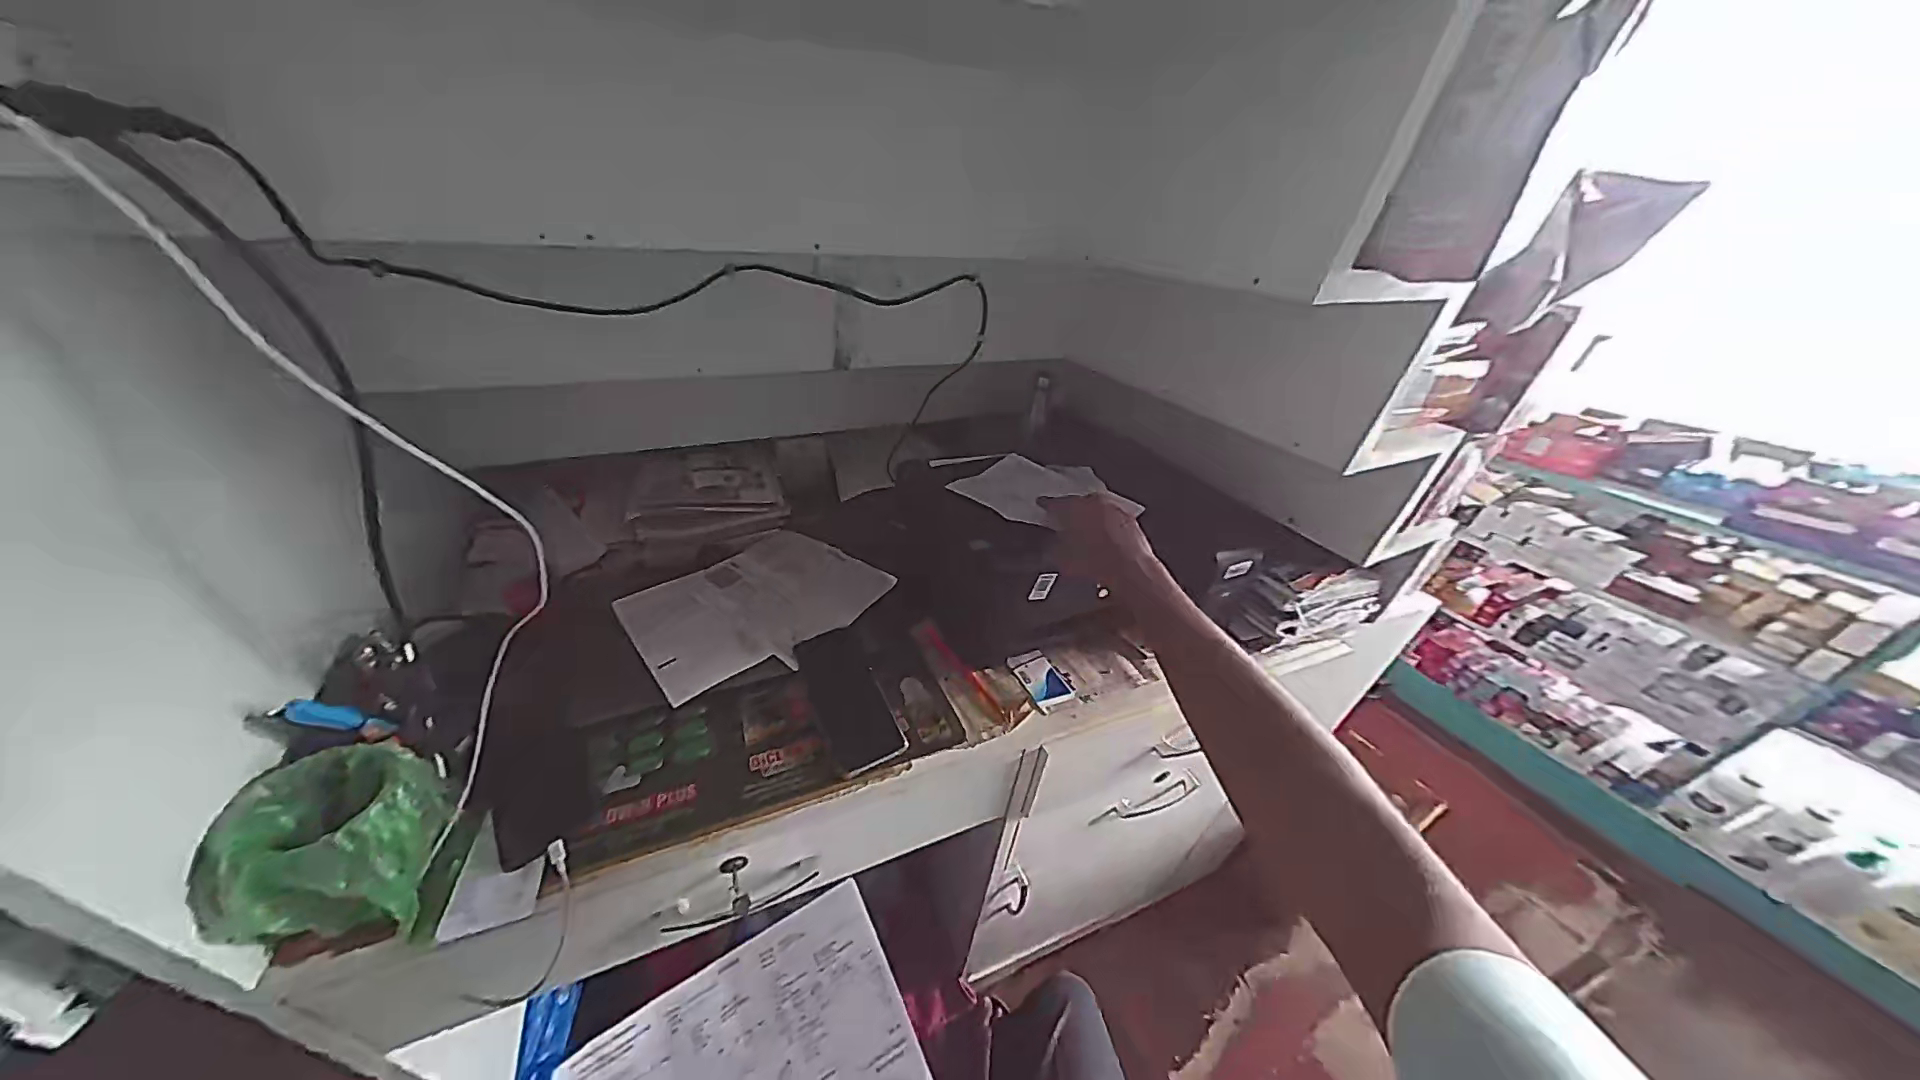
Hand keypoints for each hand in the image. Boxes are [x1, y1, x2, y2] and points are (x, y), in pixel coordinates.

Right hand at [1039, 494, 1167, 593]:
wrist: (1129, 572)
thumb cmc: (1096, 563)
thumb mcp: (1060, 559)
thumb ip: (1052, 546)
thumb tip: (1051, 546)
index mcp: (1073, 507)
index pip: (1054, 503)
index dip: (1046, 506)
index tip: (1043, 506)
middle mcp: (1095, 503)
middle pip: (1078, 503)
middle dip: (1070, 512)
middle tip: (1063, 523)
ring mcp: (1115, 510)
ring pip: (1097, 509)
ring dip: (1090, 519)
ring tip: (1084, 536)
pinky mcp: (1130, 521)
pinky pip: (1112, 519)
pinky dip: (1106, 527)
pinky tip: (1103, 542)